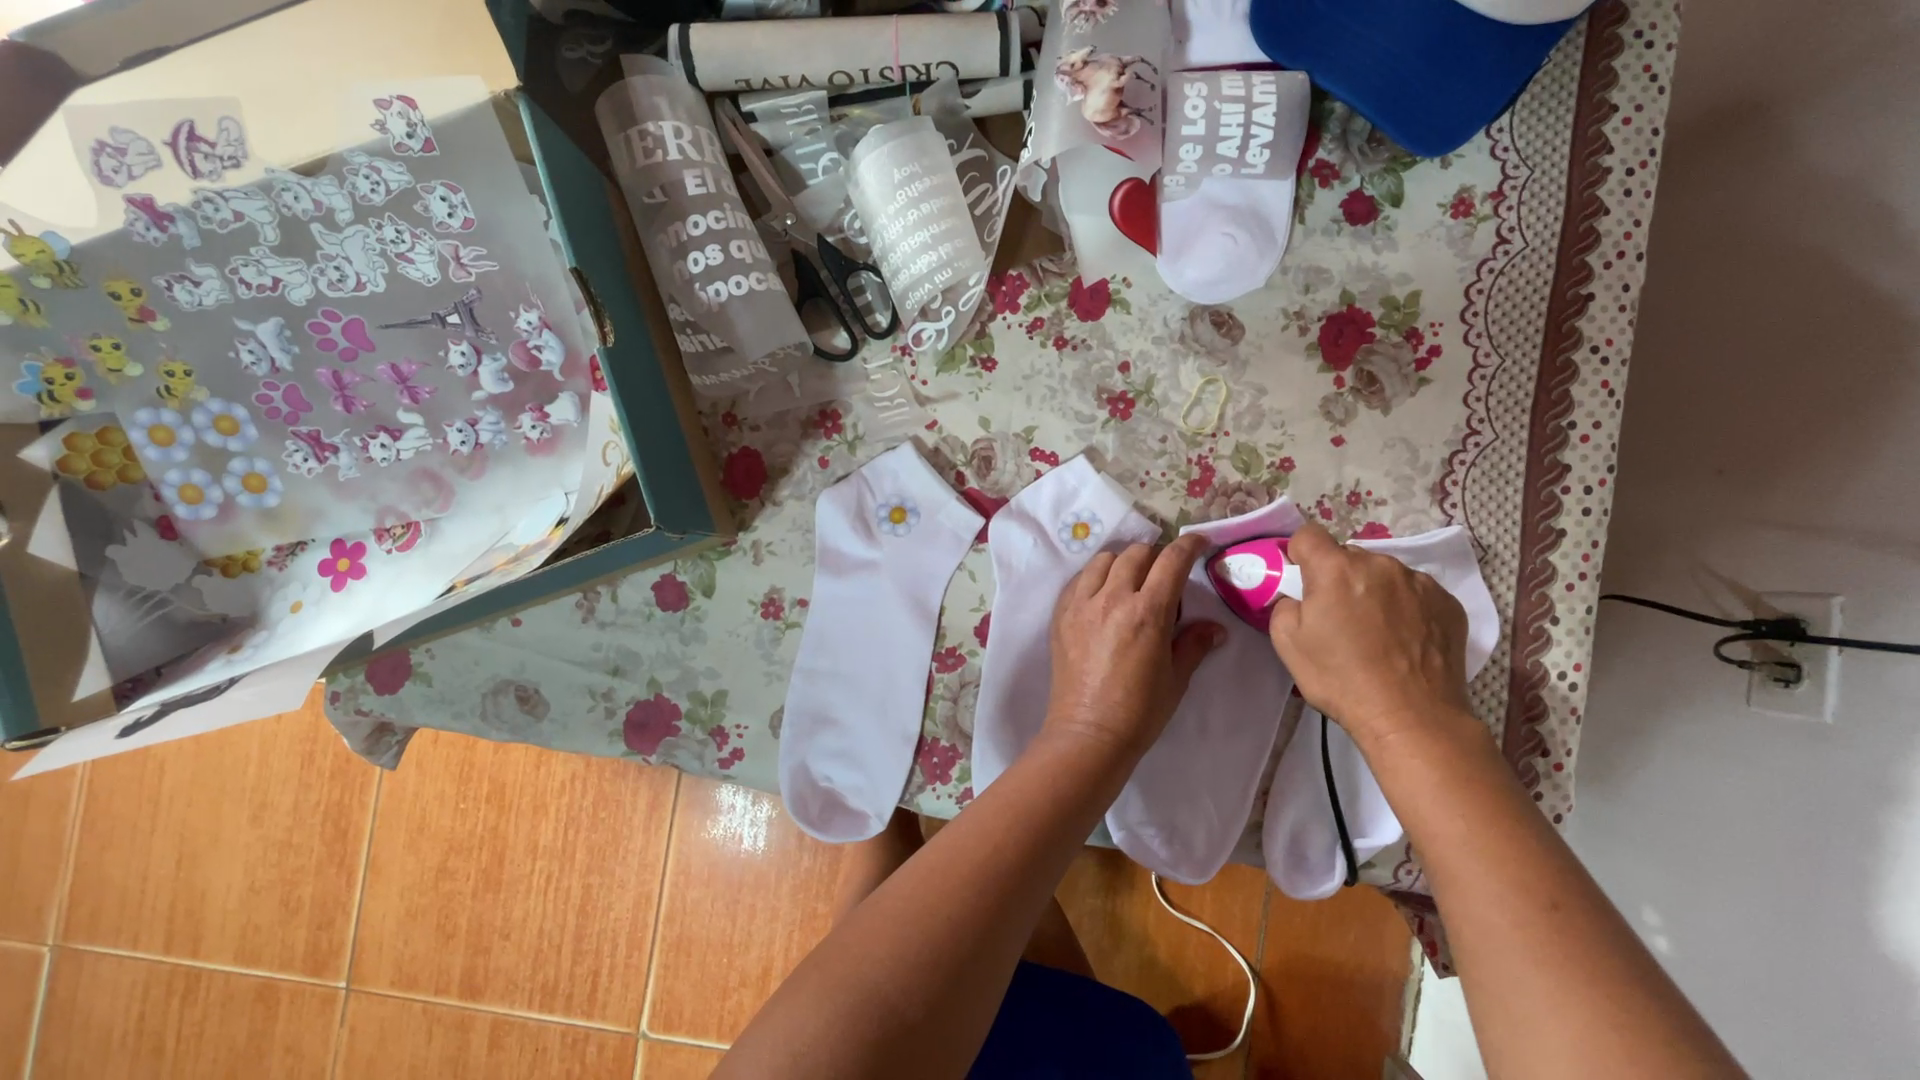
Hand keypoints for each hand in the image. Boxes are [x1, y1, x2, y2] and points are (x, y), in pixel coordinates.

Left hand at [1044, 534, 1224, 758]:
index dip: (1189, 546)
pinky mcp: (1061, 616)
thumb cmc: (1139, 711)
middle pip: (1136, 553)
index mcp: (1147, 612)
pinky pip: (1078, 580)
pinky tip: (1103, 596)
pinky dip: (1095, 577)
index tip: (1199, 543)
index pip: (1171, 561)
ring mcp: (1081, 605)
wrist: (1087, 734)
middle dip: (1156, 556)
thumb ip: (1194, 644)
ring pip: (1104, 560)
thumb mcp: (1176, 678)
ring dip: (1123, 562)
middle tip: (1164, 575)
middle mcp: (1112, 598)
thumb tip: (1214, 628)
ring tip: (1131, 583)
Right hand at [1267, 523, 1473, 747]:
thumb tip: (1299, 598)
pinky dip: (1406, 608)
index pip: (1309, 535)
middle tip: (1339, 617)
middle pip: (1349, 556)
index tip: (1302, 580)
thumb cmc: (1341, 679)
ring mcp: (1419, 582)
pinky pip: (1416, 593)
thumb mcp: (1287, 644)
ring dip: (1374, 592)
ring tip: (1377, 633)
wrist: (1411, 717)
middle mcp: (1380, 564)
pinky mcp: (1448, 603)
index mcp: (1335, 569)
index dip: (1300, 554)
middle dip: (1339, 577)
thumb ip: (1285, 605)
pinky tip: (1404, 640)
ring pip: (1384, 574)